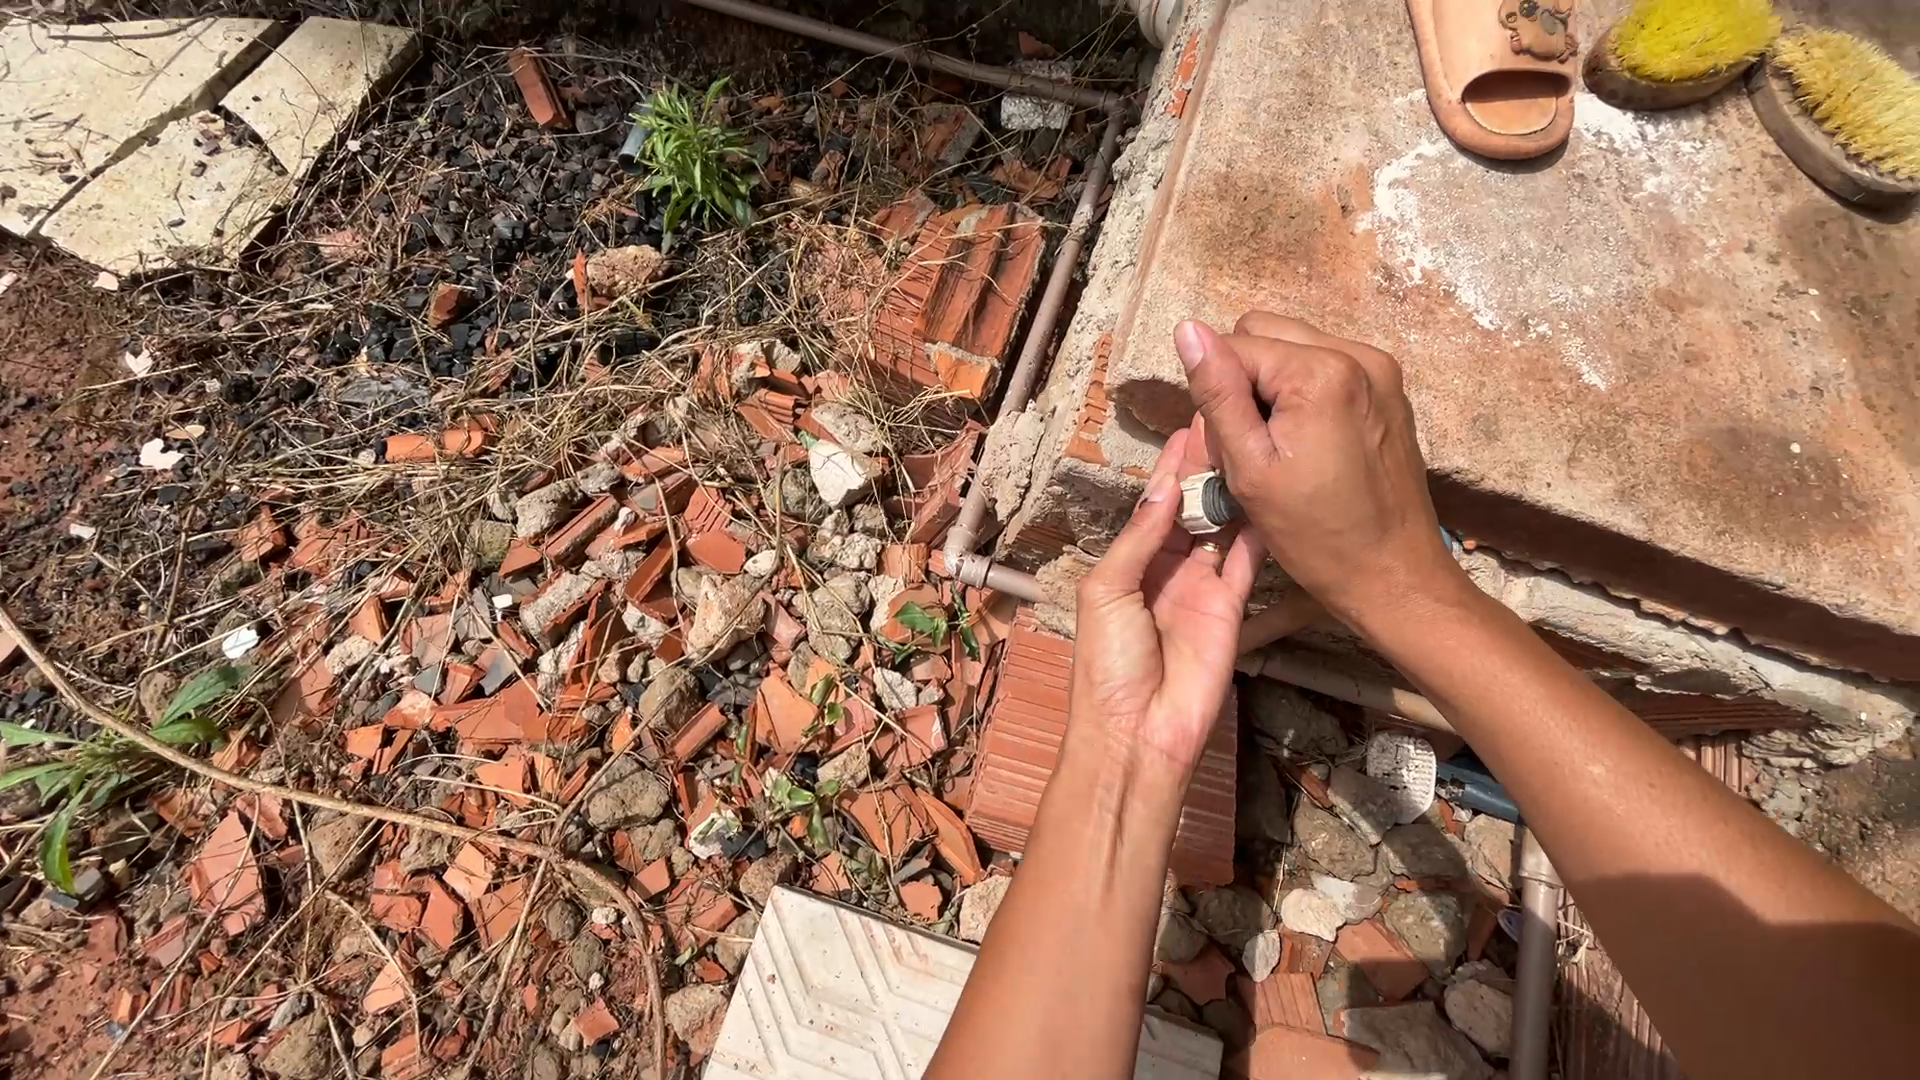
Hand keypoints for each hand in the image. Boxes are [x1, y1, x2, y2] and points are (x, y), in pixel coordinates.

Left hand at [1071, 428, 1264, 777]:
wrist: (1138, 730)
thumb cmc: (1107, 660)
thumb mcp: (1107, 591)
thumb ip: (1137, 539)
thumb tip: (1163, 486)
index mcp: (1129, 563)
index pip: (1153, 506)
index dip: (1171, 469)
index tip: (1190, 426)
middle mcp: (1166, 568)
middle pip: (1190, 509)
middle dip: (1205, 469)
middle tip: (1228, 422)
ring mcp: (1200, 586)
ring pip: (1220, 528)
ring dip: (1231, 491)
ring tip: (1251, 445)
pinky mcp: (1231, 607)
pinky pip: (1246, 562)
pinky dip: (1256, 532)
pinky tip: (1268, 495)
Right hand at [1174, 312, 1464, 633]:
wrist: (1392, 573)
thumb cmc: (1314, 533)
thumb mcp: (1249, 468)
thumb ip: (1217, 395)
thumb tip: (1187, 331)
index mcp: (1321, 371)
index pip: (1233, 346)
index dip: (1216, 395)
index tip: (1230, 447)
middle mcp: (1357, 353)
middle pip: (1263, 333)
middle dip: (1241, 380)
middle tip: (1250, 443)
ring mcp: (1380, 368)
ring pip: (1291, 347)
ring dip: (1269, 386)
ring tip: (1278, 445)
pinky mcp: (1388, 388)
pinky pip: (1322, 365)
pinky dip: (1299, 393)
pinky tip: (1306, 442)